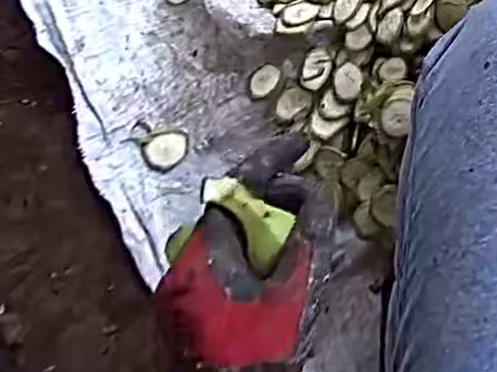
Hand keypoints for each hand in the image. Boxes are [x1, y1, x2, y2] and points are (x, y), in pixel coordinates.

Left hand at [153, 139, 330, 369]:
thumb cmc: (265, 350)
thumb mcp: (300, 282)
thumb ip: (311, 226)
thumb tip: (315, 187)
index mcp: (206, 253)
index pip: (238, 184)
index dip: (272, 158)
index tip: (300, 146)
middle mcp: (185, 263)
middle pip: (234, 205)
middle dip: (272, 193)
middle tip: (306, 194)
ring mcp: (182, 285)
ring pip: (229, 229)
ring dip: (265, 220)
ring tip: (297, 227)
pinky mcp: (187, 303)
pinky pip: (223, 254)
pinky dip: (253, 244)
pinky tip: (277, 258)